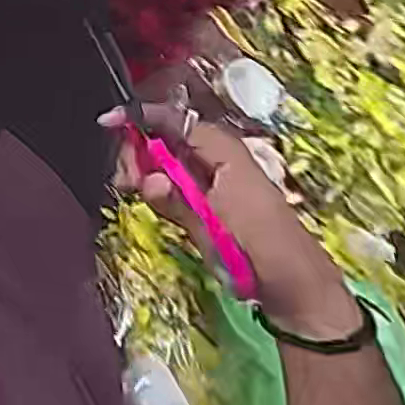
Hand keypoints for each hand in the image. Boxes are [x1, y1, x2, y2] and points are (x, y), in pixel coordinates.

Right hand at [107, 104, 361, 337]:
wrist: (296, 287)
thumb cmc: (262, 247)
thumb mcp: (218, 223)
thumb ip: (179, 199)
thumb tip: (149, 179)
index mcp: (220, 147)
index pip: (171, 119)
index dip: (138, 116)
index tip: (108, 122)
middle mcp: (211, 155)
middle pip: (160, 137)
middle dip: (137, 152)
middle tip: (125, 180)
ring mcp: (207, 176)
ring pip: (161, 159)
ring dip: (142, 171)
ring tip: (134, 191)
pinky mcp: (203, 197)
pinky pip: (170, 181)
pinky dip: (154, 186)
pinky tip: (150, 198)